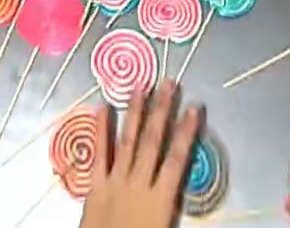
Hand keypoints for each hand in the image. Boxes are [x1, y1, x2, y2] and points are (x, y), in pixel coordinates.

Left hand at [79, 81, 202, 227]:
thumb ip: (174, 207)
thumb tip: (186, 185)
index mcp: (159, 201)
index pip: (177, 160)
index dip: (187, 132)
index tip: (195, 107)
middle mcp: (138, 186)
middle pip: (154, 142)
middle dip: (162, 111)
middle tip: (169, 82)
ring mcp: (115, 184)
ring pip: (128, 141)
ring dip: (136, 113)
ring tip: (141, 85)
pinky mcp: (94, 189)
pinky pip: (98, 156)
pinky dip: (100, 131)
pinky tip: (101, 108)